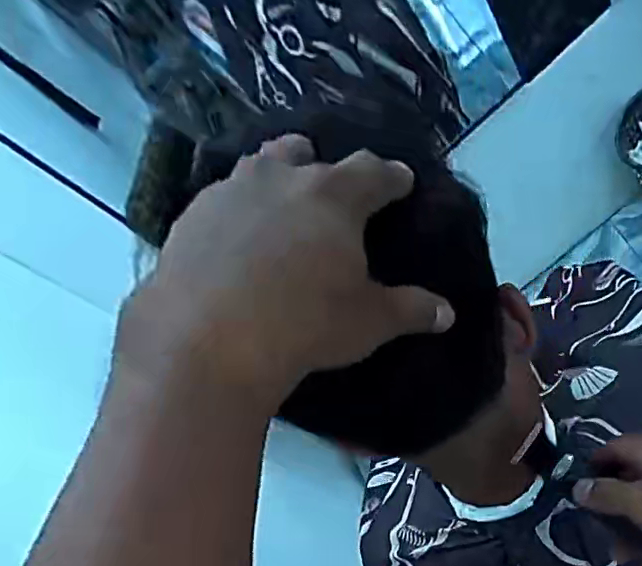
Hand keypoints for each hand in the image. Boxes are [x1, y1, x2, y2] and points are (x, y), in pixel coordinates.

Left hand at [114, 134, 454, 408]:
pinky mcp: (193, 215)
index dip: (392, 176)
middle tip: (339, 184)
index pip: (373, 173)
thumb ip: (413, 310)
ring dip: (280, 174)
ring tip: (289, 196)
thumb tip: (448, 313)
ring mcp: (231, 192)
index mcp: (334, 198)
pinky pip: (227, 198)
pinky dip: (245, 208)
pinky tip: (247, 234)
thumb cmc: (309, 321)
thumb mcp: (373, 321)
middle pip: (307, 154)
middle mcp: (282, 180)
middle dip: (327, 164)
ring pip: (261, 166)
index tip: (403, 179)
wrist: (213, 335)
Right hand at [572, 434, 641, 565]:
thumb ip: (608, 494)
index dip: (590, 468)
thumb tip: (576, 486)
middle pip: (625, 474)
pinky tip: (641, 554)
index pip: (610, 448)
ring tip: (619, 553)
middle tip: (595, 529)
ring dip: (627, 523)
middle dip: (608, 503)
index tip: (574, 494)